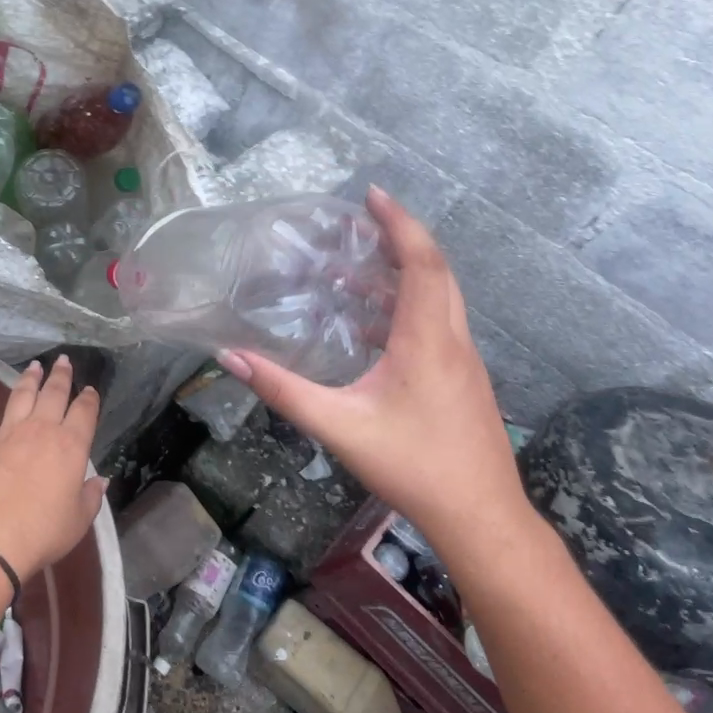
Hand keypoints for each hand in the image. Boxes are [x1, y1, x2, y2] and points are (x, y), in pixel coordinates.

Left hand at [0, 356, 108, 580]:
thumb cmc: (43, 532)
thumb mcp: (79, 520)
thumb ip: (91, 496)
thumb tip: (101, 480)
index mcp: (71, 446)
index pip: (84, 413)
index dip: (89, 399)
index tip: (89, 389)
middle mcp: (40, 430)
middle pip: (53, 394)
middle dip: (60, 376)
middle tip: (62, 360)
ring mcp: (7, 433)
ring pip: (20, 396)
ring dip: (28, 379)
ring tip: (34, 366)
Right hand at [220, 187, 530, 554]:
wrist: (481, 517)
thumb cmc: (412, 466)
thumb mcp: (338, 427)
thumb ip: (283, 390)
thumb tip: (231, 357)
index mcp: (427, 340)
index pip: (422, 263)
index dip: (400, 223)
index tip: (372, 195)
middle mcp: (452, 340)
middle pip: (435, 271)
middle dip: (400, 238)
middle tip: (359, 223)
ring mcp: (464, 361)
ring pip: (439, 297)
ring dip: (402, 274)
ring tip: (354, 269)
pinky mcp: (464, 380)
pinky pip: (437, 323)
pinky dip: (406, 306)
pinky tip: (369, 328)